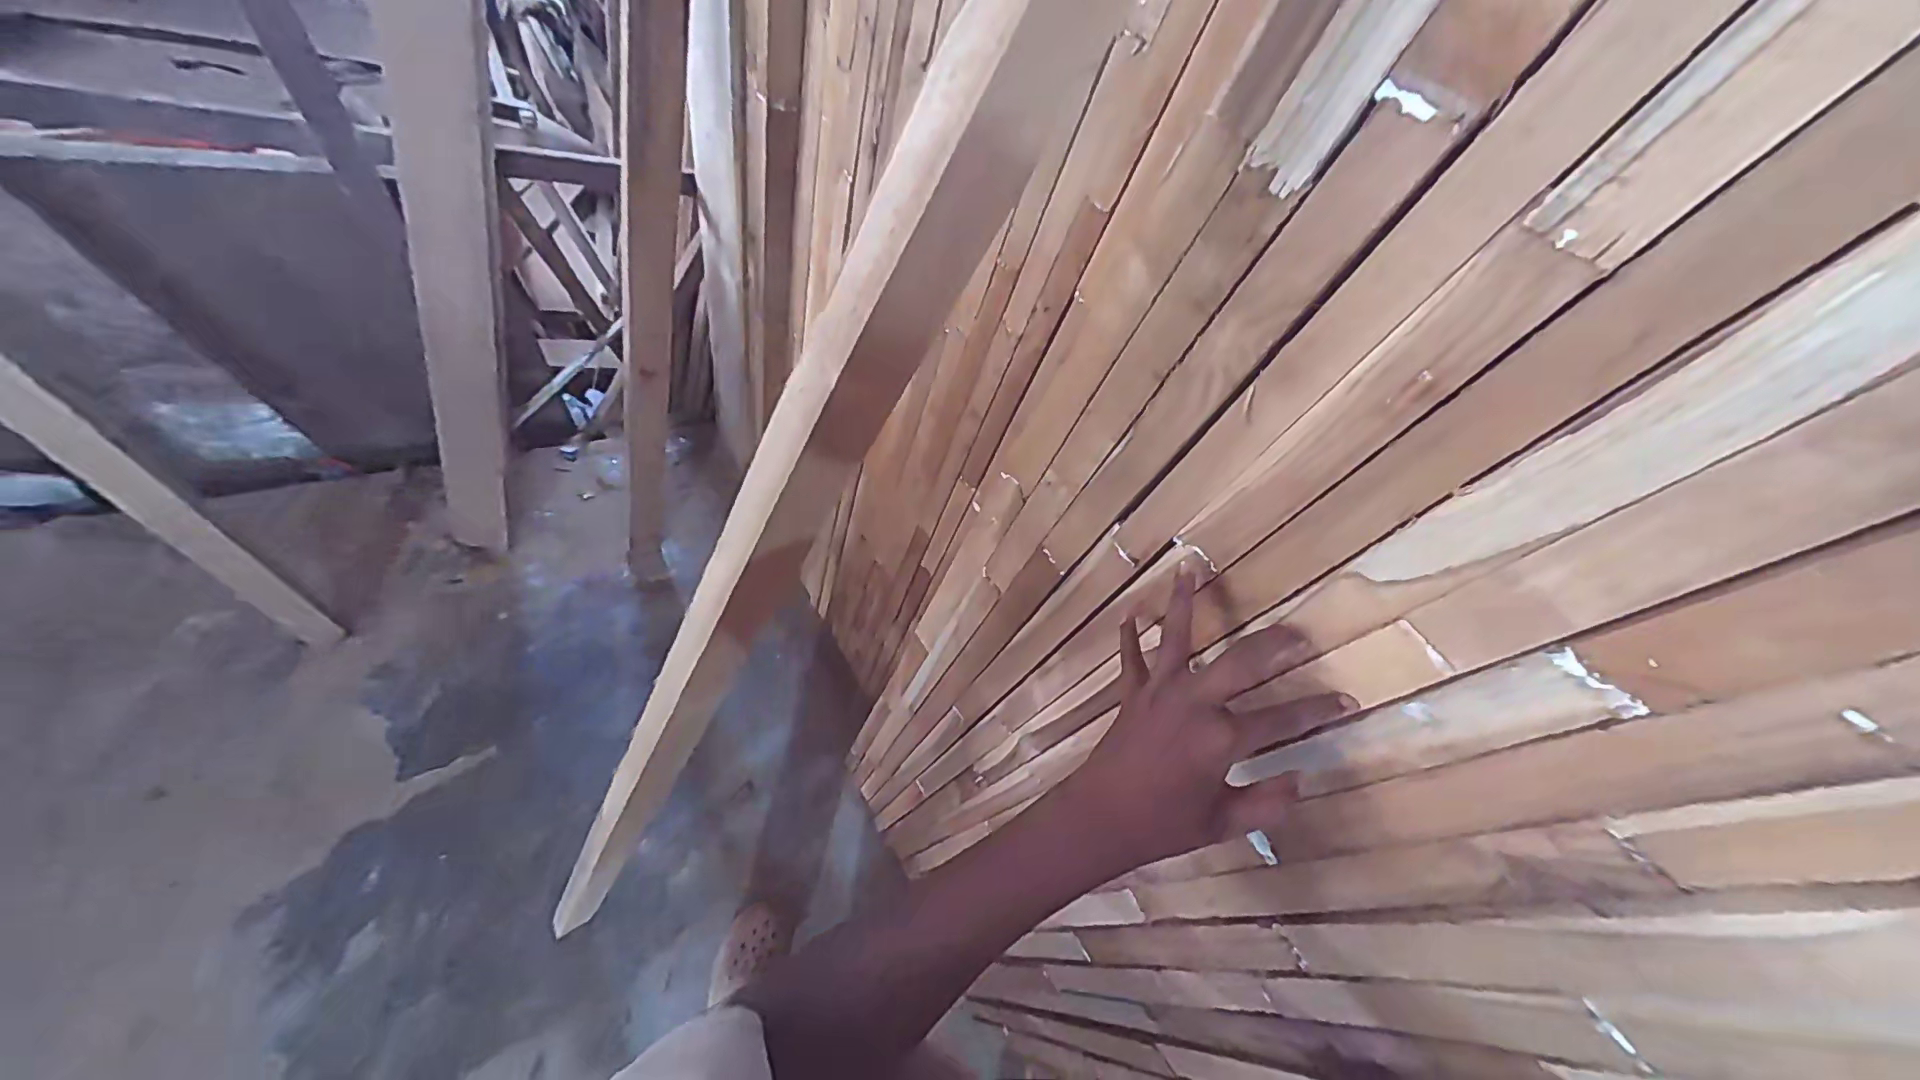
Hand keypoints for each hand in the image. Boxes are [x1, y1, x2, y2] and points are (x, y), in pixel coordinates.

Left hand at [1047, 563, 1353, 874]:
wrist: (1100, 817)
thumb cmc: (1164, 825)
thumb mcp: (1223, 823)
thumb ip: (1267, 802)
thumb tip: (1299, 776)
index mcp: (1221, 737)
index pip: (1282, 718)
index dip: (1318, 710)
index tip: (1347, 700)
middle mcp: (1193, 702)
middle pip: (1240, 661)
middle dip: (1274, 644)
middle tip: (1298, 632)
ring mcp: (1158, 692)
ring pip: (1175, 637)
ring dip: (1182, 601)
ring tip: (1187, 568)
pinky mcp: (1132, 694)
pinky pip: (1130, 658)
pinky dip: (1129, 636)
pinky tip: (1129, 612)